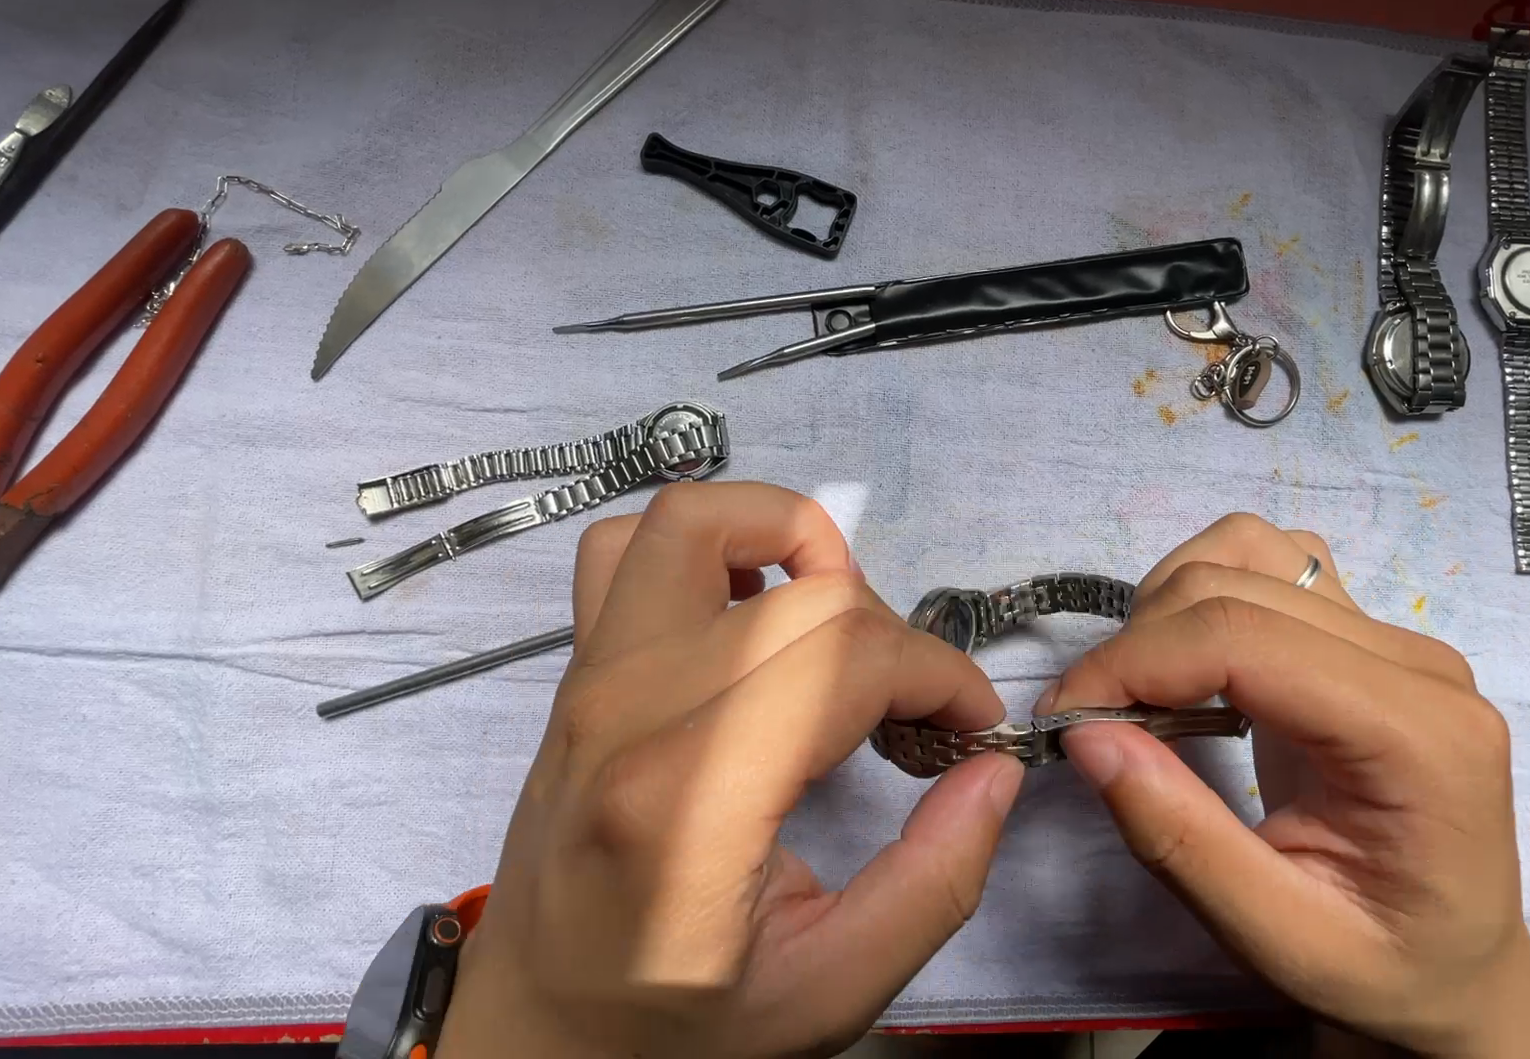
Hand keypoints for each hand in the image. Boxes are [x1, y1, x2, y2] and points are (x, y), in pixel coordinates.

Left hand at [439, 482, 1023, 1058]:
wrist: (535, 1030)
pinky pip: (624, 547)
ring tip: (827, 616)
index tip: (971, 722)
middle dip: (889, 630)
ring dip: (784, 538)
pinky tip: (743, 606)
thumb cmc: (676, 1022)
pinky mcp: (577, 666)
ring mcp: (591, 674)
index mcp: (694, 797)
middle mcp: (628, 707)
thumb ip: (935, 880)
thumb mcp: (831, 988)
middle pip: (801, 593)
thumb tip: (993, 770)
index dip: (938, 672)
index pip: (847, 658)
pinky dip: (699, 545)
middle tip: (904, 697)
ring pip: (691, 521)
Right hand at [1041, 514, 1529, 1058]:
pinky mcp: (1360, 626)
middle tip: (1090, 720)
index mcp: (1418, 737)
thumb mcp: (1278, 942)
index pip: (1242, 640)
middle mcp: (1413, 661)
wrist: (1452, 959)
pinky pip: (1263, 555)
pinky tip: (1188, 654)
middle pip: (1229, 587)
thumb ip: (1181, 841)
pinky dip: (1199, 586)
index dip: (1132, 662)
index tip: (1065, 716)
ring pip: (1241, 550)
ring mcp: (1390, 633)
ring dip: (1162, 607)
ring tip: (1140, 687)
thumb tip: (1087, 734)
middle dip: (1134, 646)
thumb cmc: (1380, 965)